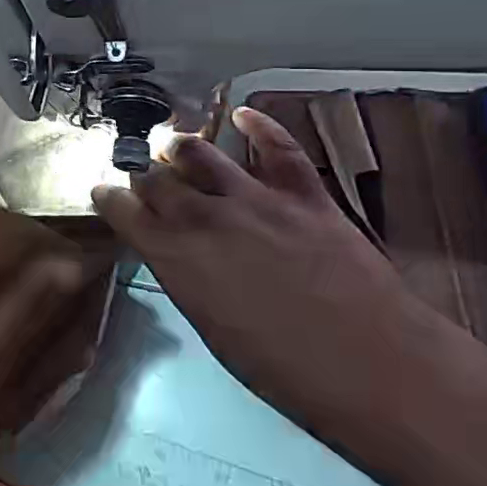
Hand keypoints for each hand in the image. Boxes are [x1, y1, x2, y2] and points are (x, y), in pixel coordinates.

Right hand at [91, 108, 441, 421]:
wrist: (381, 371)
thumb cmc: (285, 370)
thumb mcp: (209, 326)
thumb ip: (183, 276)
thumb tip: (175, 255)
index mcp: (171, 253)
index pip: (120, 207)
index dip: (108, 197)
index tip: (104, 194)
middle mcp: (202, 216)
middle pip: (155, 177)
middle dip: (141, 172)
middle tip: (142, 174)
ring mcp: (254, 200)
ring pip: (200, 153)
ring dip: (181, 147)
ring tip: (175, 146)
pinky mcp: (304, 196)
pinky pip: (278, 149)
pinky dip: (259, 126)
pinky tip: (244, 114)